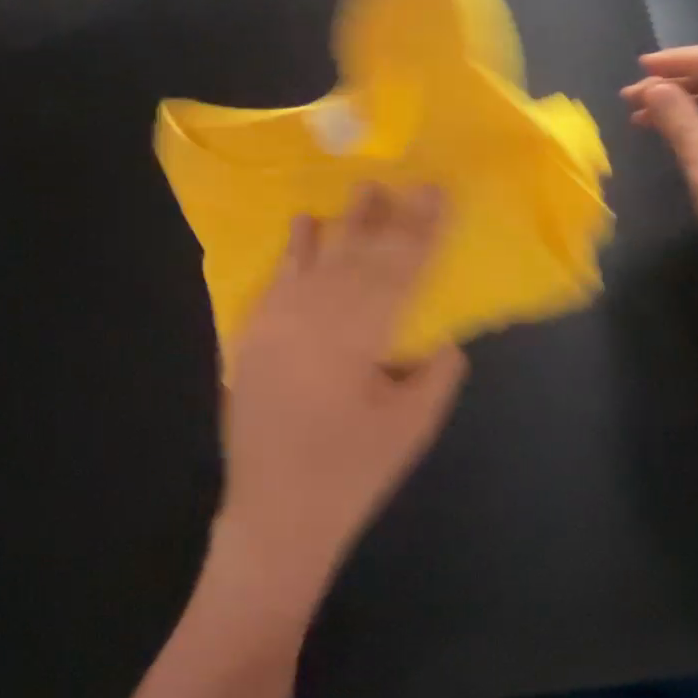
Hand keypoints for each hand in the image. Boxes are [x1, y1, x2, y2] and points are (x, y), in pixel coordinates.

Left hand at [219, 183, 467, 582]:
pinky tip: (301, 227)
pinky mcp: (253, 340)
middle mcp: (313, 315)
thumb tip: (444, 338)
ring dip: (340, 224)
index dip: (421, 229)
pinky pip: (276, 282)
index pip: (398, 269)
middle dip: (383, 217)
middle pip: (356, 255)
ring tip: (359, 191)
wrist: (275, 516)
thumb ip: (435, 373)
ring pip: (315, 260)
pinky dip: (291, 252)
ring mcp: (276, 324)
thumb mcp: (412, 427)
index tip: (437, 192)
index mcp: (357, 334)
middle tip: (402, 181)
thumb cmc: (351, 474)